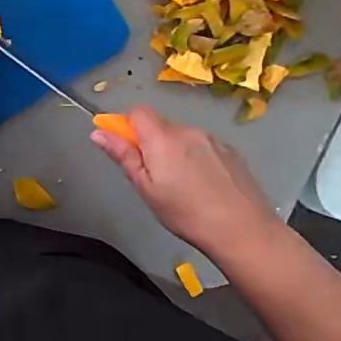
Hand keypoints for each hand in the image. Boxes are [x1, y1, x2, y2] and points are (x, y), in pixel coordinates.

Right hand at [90, 105, 285, 260]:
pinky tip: (204, 185)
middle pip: (160, 124)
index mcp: (163, 138)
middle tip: (155, 176)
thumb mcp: (146, 188)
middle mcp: (188, 130)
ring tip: (182, 185)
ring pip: (182, 136)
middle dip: (151, 143)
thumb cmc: (185, 213)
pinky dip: (195, 157)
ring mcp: (212, 139)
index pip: (138, 111)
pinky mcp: (231, 150)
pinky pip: (202, 145)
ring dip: (174, 151)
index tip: (128, 149)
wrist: (243, 229)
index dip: (127, 125)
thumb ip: (123, 156)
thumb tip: (98, 132)